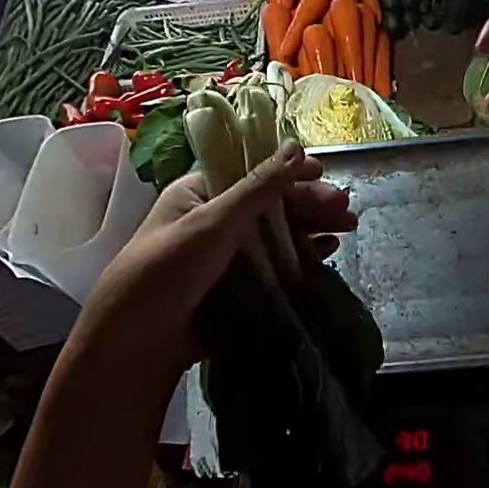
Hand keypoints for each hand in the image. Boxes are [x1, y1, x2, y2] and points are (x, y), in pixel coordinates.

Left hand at [82, 142, 355, 371]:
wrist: (140, 341)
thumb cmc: (168, 269)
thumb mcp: (214, 221)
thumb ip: (259, 187)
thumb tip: (295, 146)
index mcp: (202, 192)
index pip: (254, 172)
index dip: (290, 171)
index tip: (324, 174)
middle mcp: (219, 218)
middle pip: (274, 203)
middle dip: (311, 202)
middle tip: (347, 208)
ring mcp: (232, 253)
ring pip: (281, 232)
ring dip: (314, 227)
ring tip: (348, 228)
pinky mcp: (243, 283)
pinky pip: (280, 263)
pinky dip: (304, 255)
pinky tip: (328, 251)